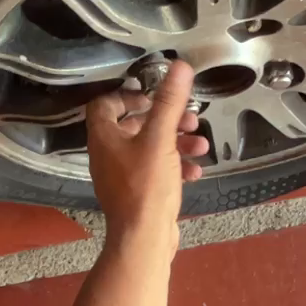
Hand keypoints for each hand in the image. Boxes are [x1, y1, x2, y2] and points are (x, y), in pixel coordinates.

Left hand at [85, 60, 207, 243]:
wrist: (144, 238)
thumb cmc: (146, 187)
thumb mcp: (161, 139)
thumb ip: (169, 102)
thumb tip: (179, 66)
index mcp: (104, 137)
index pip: (105, 104)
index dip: (128, 94)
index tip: (153, 94)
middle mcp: (108, 154)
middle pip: (134, 125)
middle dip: (165, 119)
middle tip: (190, 119)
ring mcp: (122, 175)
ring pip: (150, 148)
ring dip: (176, 142)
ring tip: (200, 145)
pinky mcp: (137, 192)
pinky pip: (156, 171)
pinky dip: (175, 166)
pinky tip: (195, 171)